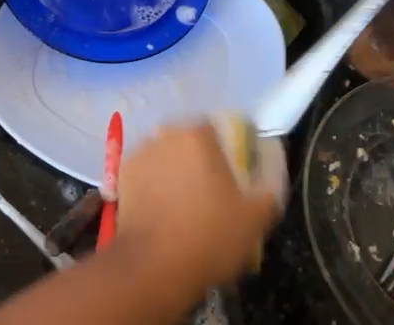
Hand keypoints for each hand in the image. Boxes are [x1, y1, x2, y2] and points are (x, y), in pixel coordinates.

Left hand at [110, 121, 285, 286]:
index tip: (238, 177)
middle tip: (214, 193)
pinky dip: (155, 182)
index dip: (233, 151)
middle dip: (203, 159)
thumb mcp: (256, 216)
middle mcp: (165, 132)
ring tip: (186, 205)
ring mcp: (140, 150)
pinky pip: (148, 170)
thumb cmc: (209, 236)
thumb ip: (270, 181)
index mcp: (198, 133)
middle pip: (191, 140)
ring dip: (177, 169)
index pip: (222, 128)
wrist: (153, 265)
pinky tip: (163, 208)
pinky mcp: (121, 172)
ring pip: (167, 154)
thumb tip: (272, 159)